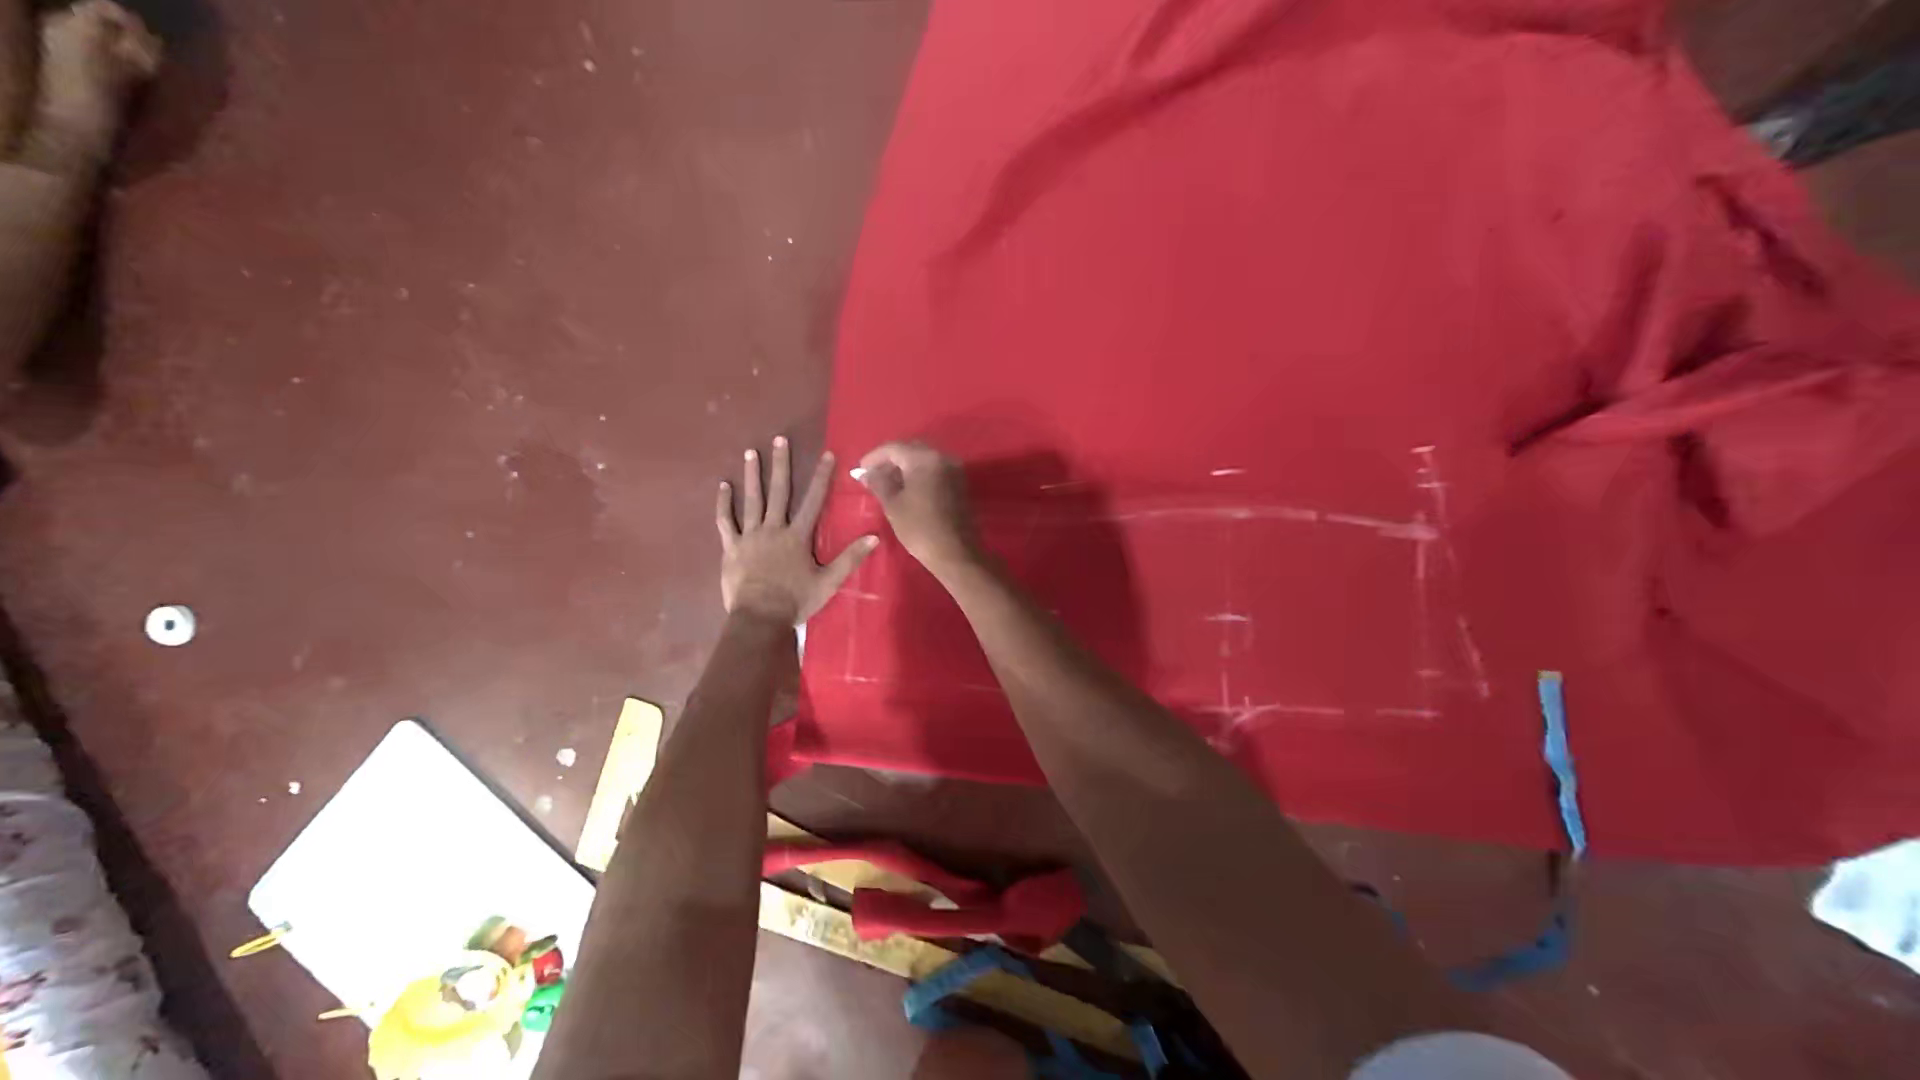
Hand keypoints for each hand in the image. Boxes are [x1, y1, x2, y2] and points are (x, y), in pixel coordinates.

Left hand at [717, 438, 876, 624]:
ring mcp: (750, 536)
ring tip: (750, 452)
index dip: (821, 477)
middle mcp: (774, 529)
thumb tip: (874, 537)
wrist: (759, 617)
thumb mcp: (828, 582)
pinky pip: (727, 522)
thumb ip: (850, 558)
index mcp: (798, 536)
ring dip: (752, 475)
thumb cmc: (796, 600)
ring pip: (751, 500)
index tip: (827, 455)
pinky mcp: (732, 547)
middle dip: (780, 464)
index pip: (813, 501)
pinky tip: (723, 486)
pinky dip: (724, 504)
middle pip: (778, 492)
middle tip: (779, 439)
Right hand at [852, 441, 980, 575]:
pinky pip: (934, 469)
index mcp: (924, 459)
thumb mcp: (893, 505)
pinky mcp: (959, 482)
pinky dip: (918, 473)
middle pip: (910, 449)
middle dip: (890, 459)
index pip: (893, 448)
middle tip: (873, 474)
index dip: (874, 457)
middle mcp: (942, 457)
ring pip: (923, 458)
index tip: (860, 469)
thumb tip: (866, 473)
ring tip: (886, 482)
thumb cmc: (920, 528)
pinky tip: (906, 487)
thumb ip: (878, 483)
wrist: (955, 552)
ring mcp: (954, 469)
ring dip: (904, 466)